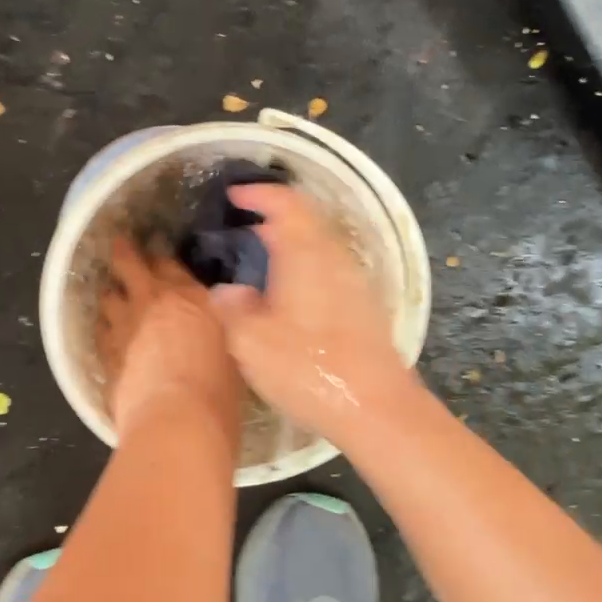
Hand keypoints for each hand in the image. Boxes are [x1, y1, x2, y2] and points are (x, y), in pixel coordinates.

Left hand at [97, 238, 242, 436]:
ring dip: (112, 296)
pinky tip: (107, 335)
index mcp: (191, 296)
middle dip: (124, 253)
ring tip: (113, 297)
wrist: (177, 420)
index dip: (160, 256)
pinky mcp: (107, 356)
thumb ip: (216, 328)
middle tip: (120, 245)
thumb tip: (211, 322)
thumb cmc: (219, 390)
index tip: (156, 251)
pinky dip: (105, 330)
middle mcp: (152, 302)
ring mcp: (124, 327)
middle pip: (129, 265)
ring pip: (109, 298)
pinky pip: (101, 334)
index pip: (168, 263)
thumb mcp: (231, 349)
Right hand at [205, 184, 415, 444]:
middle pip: (304, 221)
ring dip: (289, 245)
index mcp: (304, 253)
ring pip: (318, 247)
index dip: (258, 193)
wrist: (375, 407)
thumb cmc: (307, 368)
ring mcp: (353, 282)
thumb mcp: (250, 341)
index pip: (284, 203)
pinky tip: (286, 296)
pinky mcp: (363, 308)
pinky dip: (303, 268)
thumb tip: (226, 290)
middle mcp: (333, 258)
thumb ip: (231, 307)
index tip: (233, 194)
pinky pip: (326, 270)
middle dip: (272, 218)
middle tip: (240, 229)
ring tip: (259, 261)